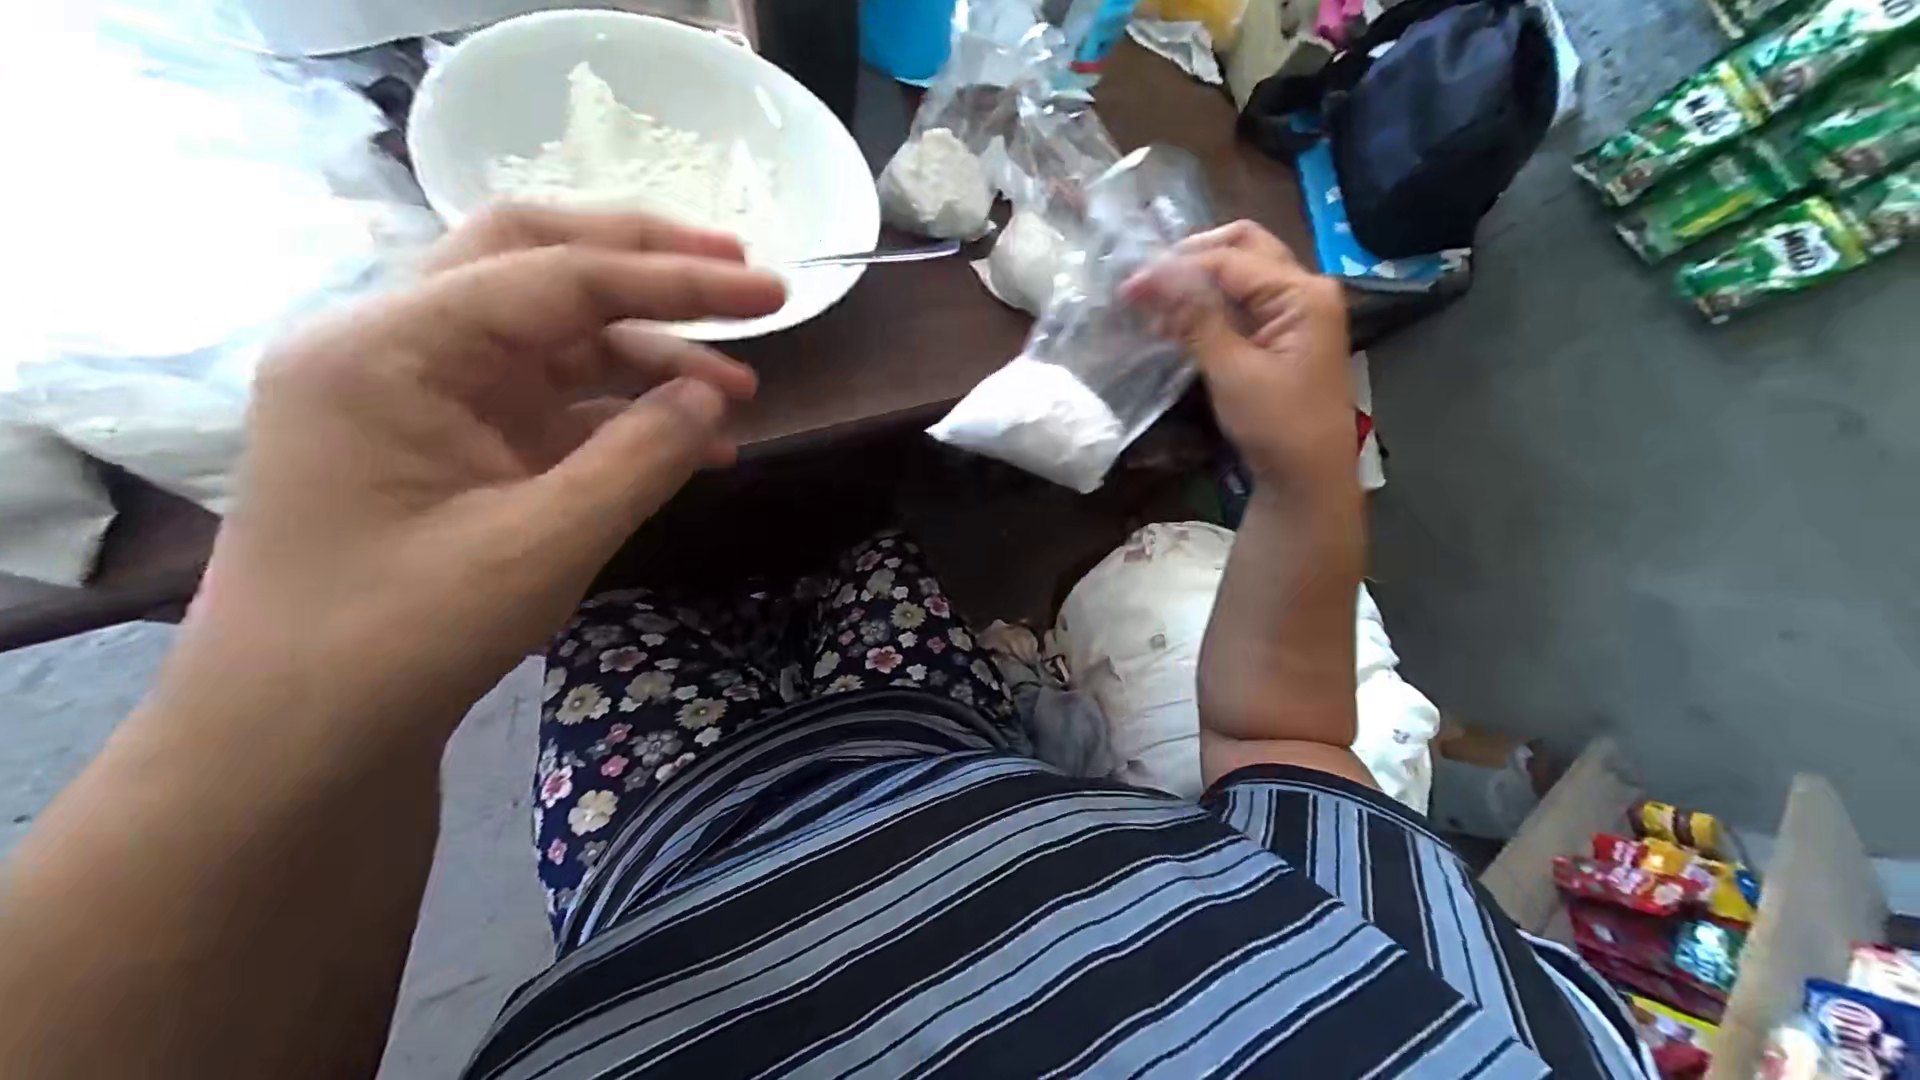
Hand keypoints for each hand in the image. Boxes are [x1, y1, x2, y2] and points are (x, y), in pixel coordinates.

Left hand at [170, 205, 784, 749]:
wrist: (310, 730)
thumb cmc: (405, 638)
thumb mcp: (543, 545)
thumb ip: (641, 457)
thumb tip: (714, 395)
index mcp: (390, 350)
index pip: (556, 279)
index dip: (677, 281)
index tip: (767, 290)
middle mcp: (400, 347)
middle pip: (540, 264)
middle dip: (649, 266)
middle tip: (739, 275)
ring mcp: (430, 395)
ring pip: (558, 335)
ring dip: (652, 353)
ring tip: (739, 390)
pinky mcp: (461, 440)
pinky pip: (560, 402)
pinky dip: (630, 413)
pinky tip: (696, 444)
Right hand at [1128, 220, 1354, 499]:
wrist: (1306, 474)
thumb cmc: (1276, 423)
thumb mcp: (1232, 369)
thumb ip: (1197, 318)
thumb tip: (1157, 278)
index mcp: (1301, 293)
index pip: (1230, 260)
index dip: (1177, 268)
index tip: (1131, 284)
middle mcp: (1303, 291)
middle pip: (1243, 250)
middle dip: (1191, 259)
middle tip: (1147, 279)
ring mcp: (1294, 313)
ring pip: (1240, 276)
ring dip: (1196, 283)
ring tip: (1152, 302)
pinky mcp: (1281, 336)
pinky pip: (1241, 306)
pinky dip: (1208, 308)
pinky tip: (1174, 321)